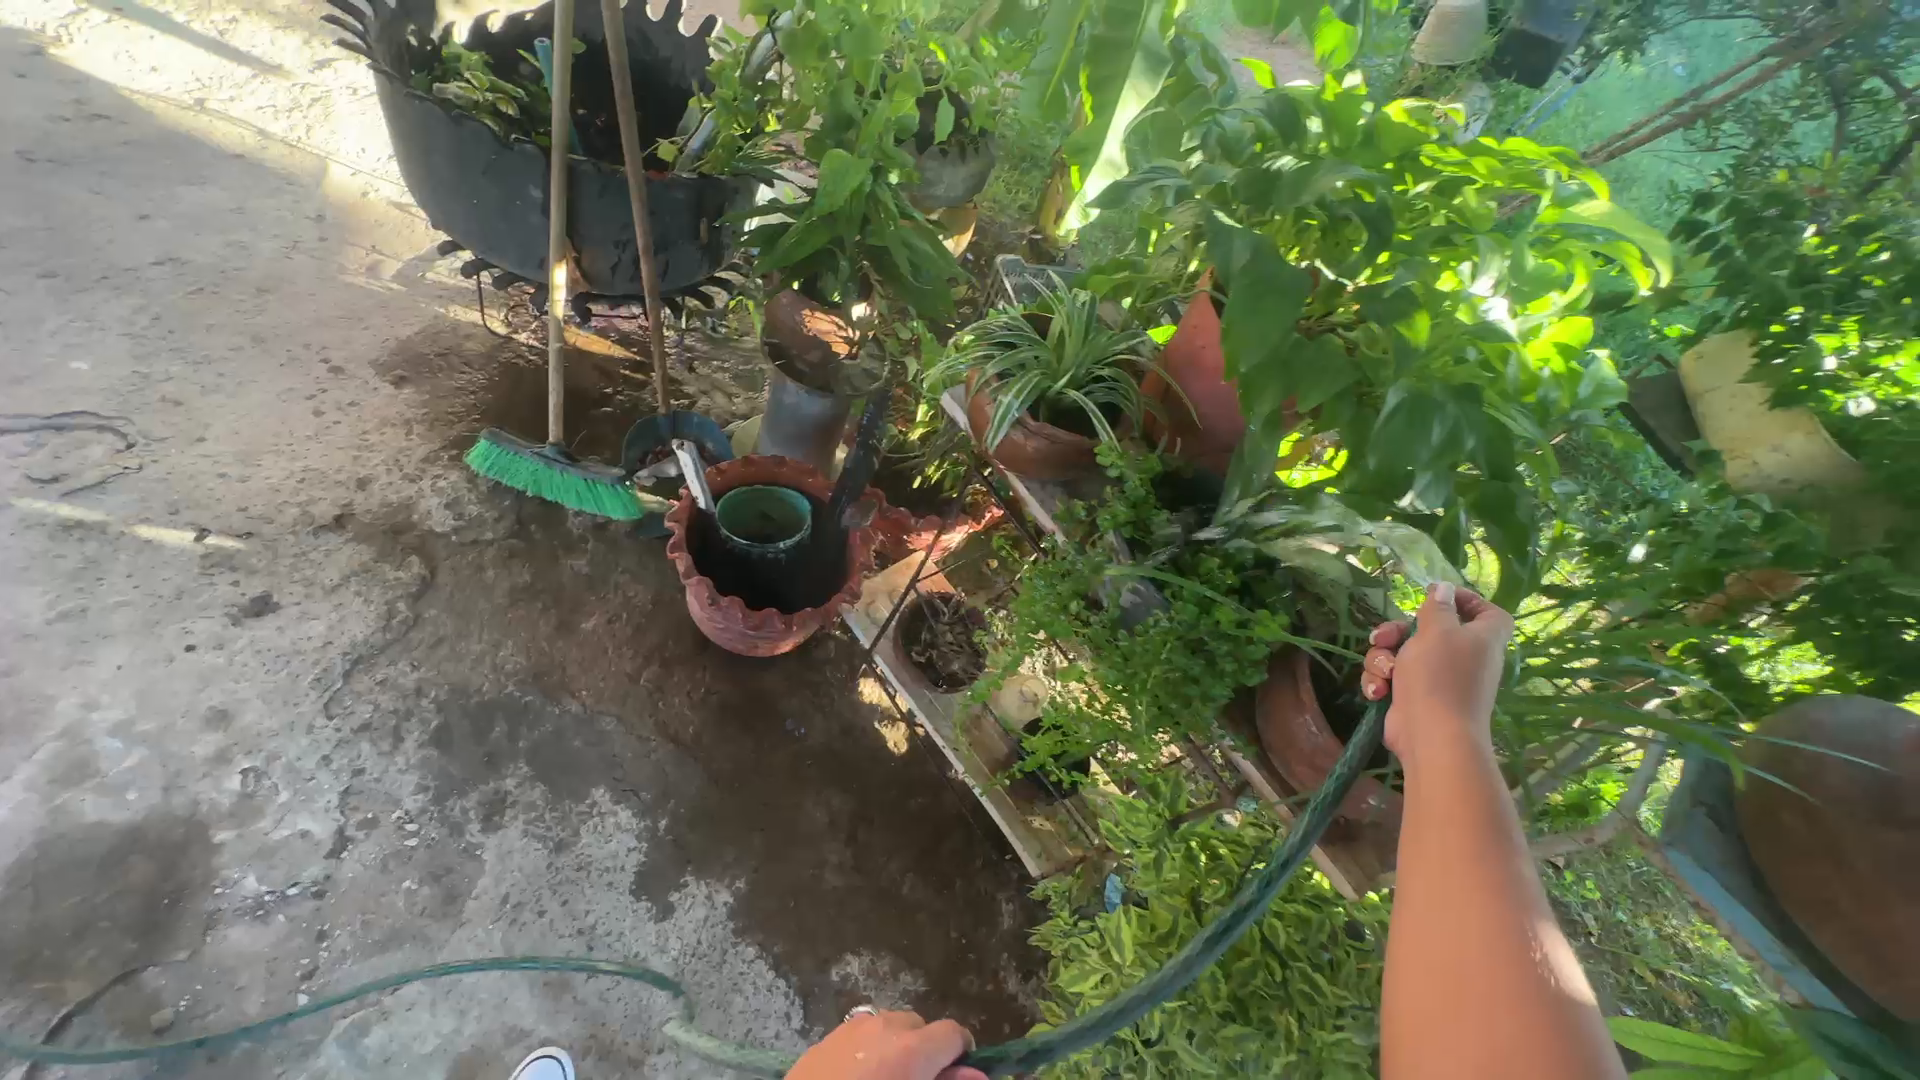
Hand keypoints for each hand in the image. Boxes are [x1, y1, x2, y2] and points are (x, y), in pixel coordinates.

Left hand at [785, 1009, 986, 1079]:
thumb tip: (978, 1075)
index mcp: (913, 1047)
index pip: (954, 1033)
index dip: (959, 1055)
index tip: (956, 1077)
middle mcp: (887, 1024)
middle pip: (922, 1027)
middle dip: (925, 1053)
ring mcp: (856, 1025)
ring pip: (892, 1027)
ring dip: (897, 1048)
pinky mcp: (830, 1034)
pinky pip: (864, 1033)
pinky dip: (871, 1049)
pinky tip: (858, 1078)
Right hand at [1361, 582, 1512, 764]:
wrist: (1431, 734)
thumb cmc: (1440, 677)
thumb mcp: (1436, 631)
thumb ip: (1438, 607)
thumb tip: (1444, 588)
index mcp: (1480, 638)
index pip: (1486, 612)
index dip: (1466, 601)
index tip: (1437, 598)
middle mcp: (1462, 656)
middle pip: (1427, 630)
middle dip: (1397, 632)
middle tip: (1383, 638)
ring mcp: (1436, 678)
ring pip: (1400, 653)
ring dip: (1382, 659)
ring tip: (1385, 673)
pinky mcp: (1412, 695)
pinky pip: (1391, 677)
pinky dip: (1381, 681)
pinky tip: (1379, 692)